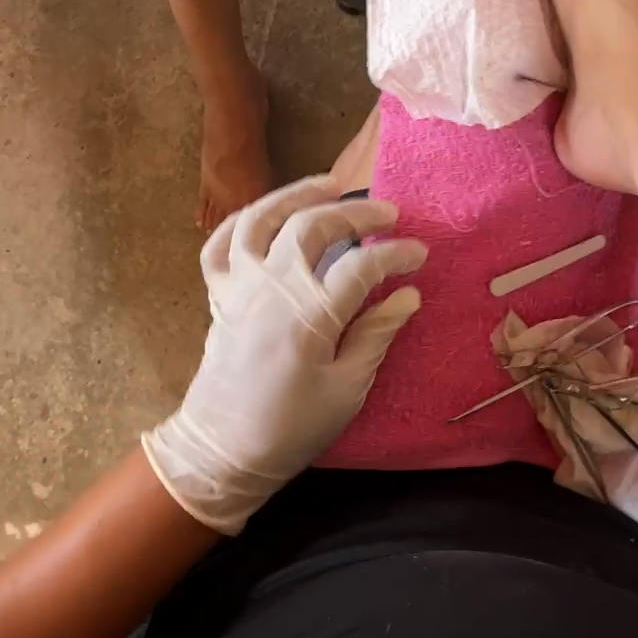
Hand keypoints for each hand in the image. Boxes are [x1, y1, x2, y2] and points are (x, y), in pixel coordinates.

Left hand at [142, 176, 426, 533]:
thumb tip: (407, 295)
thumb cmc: (291, 428)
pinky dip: (243, 220)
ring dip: (297, 195)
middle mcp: (271, 288)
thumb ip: (375, 335)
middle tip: (389, 213)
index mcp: (309, 315)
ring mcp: (239, 286)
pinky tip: (268, 213)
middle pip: (314, 226)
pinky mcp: (219, 294)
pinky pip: (221, 243)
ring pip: (262, 218)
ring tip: (330, 185)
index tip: (419, 254)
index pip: (363, 266)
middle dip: (356, 213)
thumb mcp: (347, 391)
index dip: (396, 255)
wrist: (221, 451)